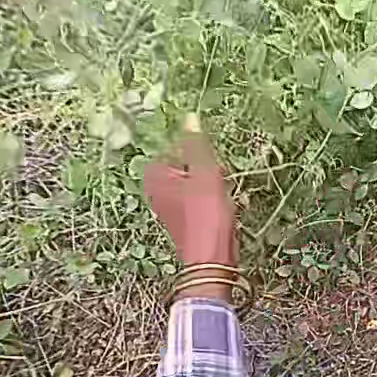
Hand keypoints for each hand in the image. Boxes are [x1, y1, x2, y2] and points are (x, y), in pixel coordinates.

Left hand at [144, 120, 237, 297]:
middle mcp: (156, 189)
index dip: (200, 156)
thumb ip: (196, 144)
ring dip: (212, 186)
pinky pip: (198, 199)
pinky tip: (221, 211)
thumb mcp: (204, 172)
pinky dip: (211, 201)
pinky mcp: (182, 219)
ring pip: (195, 182)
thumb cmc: (207, 215)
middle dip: (206, 171)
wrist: (211, 259)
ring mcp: (168, 206)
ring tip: (220, 200)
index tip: (211, 170)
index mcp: (155, 174)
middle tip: (216, 185)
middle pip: (187, 165)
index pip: (180, 147)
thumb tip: (189, 117)